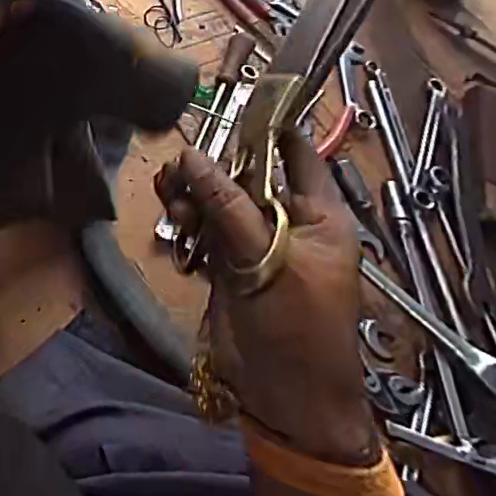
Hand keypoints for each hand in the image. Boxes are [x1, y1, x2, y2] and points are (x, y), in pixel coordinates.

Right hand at [154, 129, 377, 464]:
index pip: (297, 155)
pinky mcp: (226, 259)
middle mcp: (285, 220)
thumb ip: (227, 205)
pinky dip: (184, 219)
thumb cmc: (299, 329)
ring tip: (175, 210)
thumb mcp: (268, 261)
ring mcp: (254, 240)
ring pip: (213, 196)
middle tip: (179, 176)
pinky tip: (176, 228)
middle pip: (240, 172)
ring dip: (189, 197)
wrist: (284, 395)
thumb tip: (190, 156)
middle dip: (207, 170)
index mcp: (319, 217)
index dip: (271, 126)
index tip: (234, 100)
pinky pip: (200, 222)